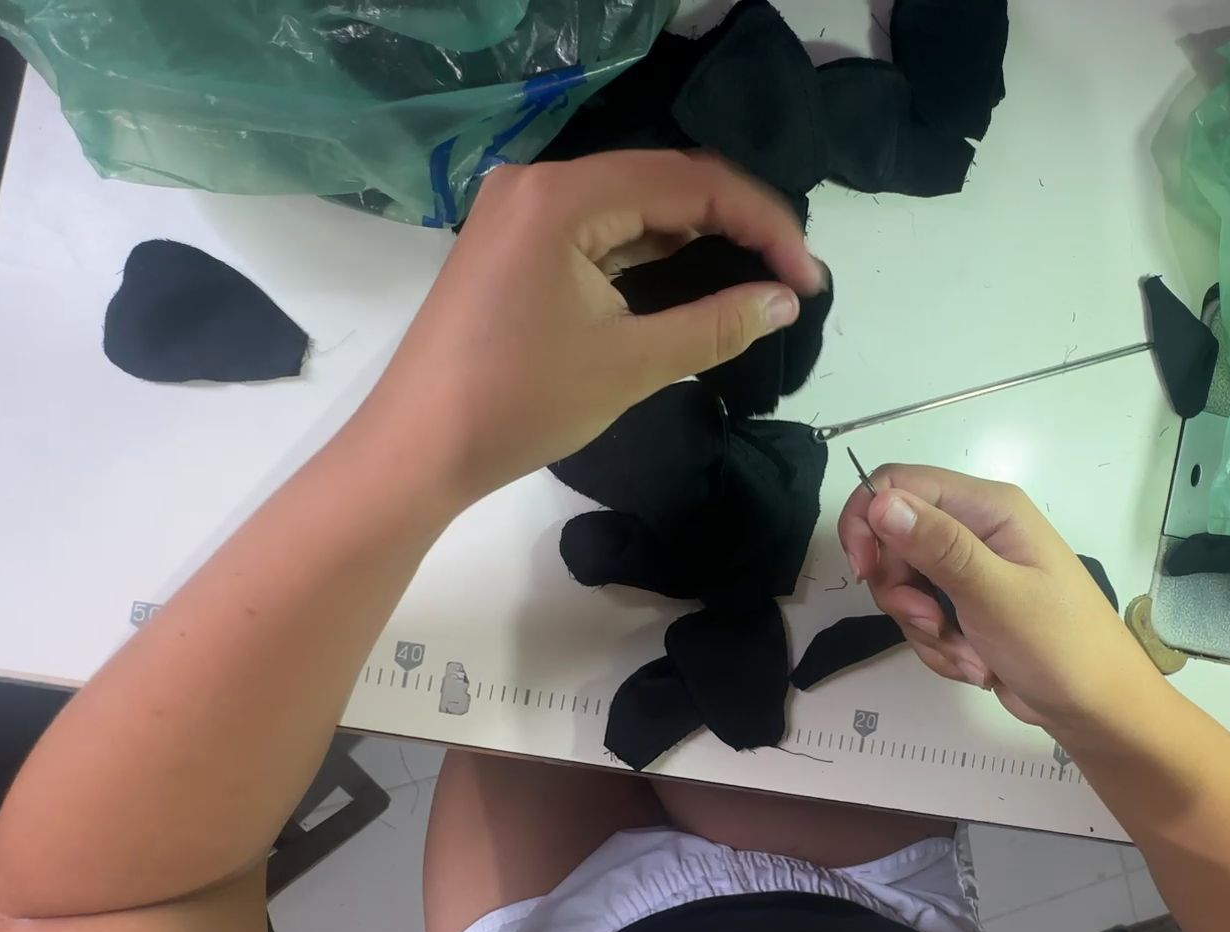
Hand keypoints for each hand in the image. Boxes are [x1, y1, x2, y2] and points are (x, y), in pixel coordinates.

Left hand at [366, 151, 824, 501]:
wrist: (421, 449)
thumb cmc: (522, 405)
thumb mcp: (631, 364)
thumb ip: (716, 325)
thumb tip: (785, 302)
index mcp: (563, 196)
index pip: (690, 183)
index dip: (763, 224)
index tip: (807, 278)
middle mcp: (540, 184)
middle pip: (663, 185)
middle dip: (735, 229)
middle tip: (789, 279)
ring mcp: (523, 214)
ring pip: (633, 211)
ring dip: (697, 242)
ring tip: (755, 280)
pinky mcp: (518, 247)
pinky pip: (602, 236)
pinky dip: (652, 257)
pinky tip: (693, 281)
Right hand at [838, 465, 1160, 727]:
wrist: (1096, 710)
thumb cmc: (1061, 646)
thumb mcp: (997, 595)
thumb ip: (938, 546)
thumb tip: (882, 503)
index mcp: (987, 507)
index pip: (897, 486)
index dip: (867, 521)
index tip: (865, 571)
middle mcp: (974, 528)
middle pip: (892, 541)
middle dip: (902, 592)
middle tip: (934, 624)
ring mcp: (967, 568)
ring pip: (902, 585)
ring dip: (923, 627)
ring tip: (969, 653)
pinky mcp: (963, 603)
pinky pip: (919, 616)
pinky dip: (936, 644)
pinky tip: (973, 661)